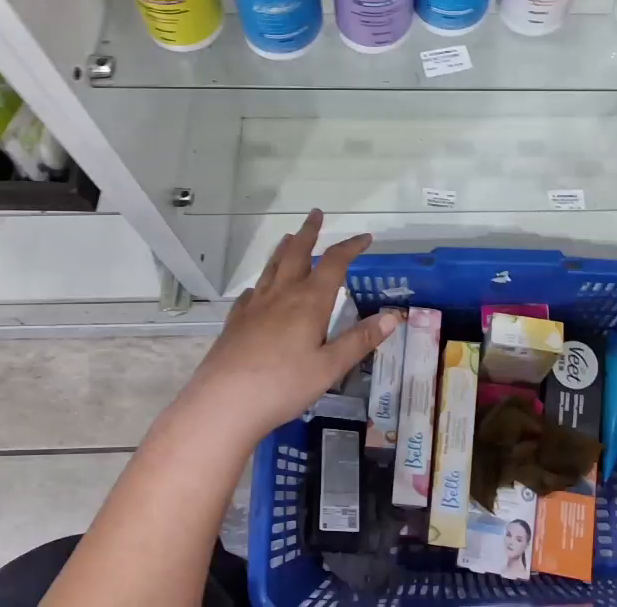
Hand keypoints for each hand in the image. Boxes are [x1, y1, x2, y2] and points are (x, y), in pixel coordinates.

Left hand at [179, 210, 399, 439]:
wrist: (223, 403)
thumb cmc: (283, 386)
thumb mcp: (330, 368)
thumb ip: (360, 340)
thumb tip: (393, 316)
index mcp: (309, 302)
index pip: (334, 263)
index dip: (350, 247)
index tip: (365, 237)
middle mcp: (282, 295)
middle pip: (297, 254)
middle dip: (309, 233)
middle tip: (315, 214)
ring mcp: (255, 307)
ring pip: (272, 268)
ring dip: (284, 249)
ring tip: (289, 237)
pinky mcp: (235, 322)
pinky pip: (251, 293)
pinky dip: (262, 284)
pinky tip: (259, 290)